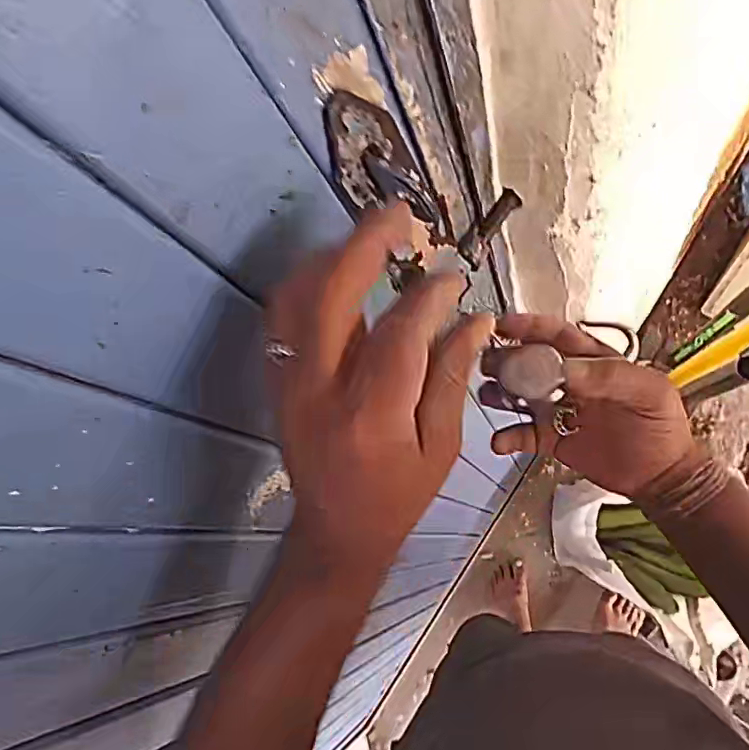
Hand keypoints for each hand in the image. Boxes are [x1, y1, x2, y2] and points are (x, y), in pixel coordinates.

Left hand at [266, 206, 494, 574]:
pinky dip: (310, 285)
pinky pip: (283, 317)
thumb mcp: (440, 449)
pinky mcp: (276, 383)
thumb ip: (451, 378)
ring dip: (332, 257)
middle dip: (367, 241)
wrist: (335, 531)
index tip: (453, 277)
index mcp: (371, 415)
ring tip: (372, 243)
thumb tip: (472, 319)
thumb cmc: (396, 498)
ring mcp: (288, 384)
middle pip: (331, 293)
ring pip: (295, 296)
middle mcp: (319, 391)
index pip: (399, 331)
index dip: (430, 295)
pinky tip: (338, 277)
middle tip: (403, 218)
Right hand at [482, 314, 706, 501]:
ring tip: (488, 395)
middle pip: (532, 364)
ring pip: (522, 397)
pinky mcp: (554, 440)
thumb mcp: (646, 392)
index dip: (532, 328)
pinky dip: (508, 437)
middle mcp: (573, 383)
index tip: (505, 325)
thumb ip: (607, 376)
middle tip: (489, 362)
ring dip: (501, 394)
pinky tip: (500, 440)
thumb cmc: (662, 427)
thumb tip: (563, 368)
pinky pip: (525, 435)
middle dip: (508, 360)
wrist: (662, 476)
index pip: (559, 337)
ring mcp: (561, 411)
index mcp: (596, 362)